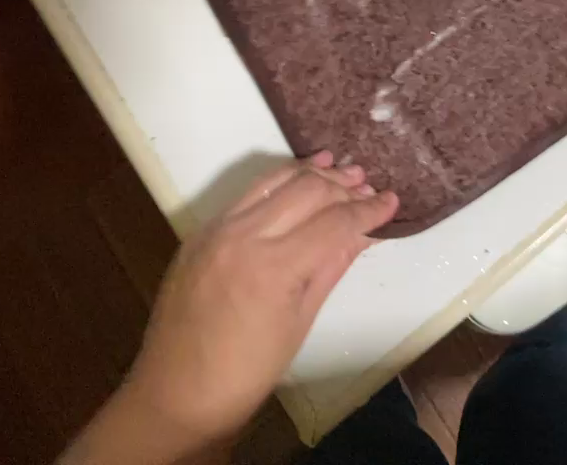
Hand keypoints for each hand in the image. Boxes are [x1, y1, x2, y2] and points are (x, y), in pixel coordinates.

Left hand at [69, 152, 397, 464]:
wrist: (174, 397)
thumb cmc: (246, 373)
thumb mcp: (300, 322)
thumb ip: (332, 266)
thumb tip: (364, 232)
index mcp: (272, 267)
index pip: (334, 222)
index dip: (368, 210)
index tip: (392, 201)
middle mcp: (243, 236)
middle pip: (308, 190)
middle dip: (344, 187)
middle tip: (369, 186)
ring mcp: (217, 229)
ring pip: (276, 180)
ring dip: (313, 173)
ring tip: (342, 169)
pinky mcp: (201, 230)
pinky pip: (248, 193)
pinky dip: (280, 180)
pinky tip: (300, 177)